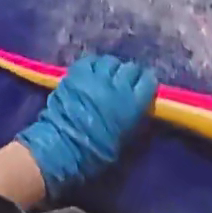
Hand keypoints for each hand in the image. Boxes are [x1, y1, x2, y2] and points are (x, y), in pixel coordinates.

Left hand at [14, 54, 156, 195]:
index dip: (146, 81)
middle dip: (130, 73)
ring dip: (111, 67)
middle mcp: (117, 85)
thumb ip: (134, 117)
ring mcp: (96, 76)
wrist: (63, 144)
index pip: (147, 82)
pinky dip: (93, 65)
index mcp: (132, 104)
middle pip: (130, 68)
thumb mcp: (125, 138)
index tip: (144, 83)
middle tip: (125, 80)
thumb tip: (139, 105)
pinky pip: (90, 61)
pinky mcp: (77, 71)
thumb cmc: (97, 151)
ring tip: (107, 75)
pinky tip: (92, 72)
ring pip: (110, 61)